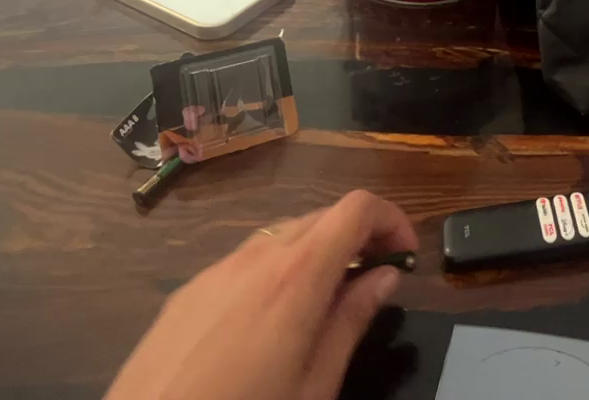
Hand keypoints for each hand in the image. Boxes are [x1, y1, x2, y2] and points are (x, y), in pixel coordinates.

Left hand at [105, 190, 418, 399]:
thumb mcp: (313, 387)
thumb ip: (352, 322)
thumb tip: (385, 276)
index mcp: (297, 275)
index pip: (358, 207)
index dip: (392, 219)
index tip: (404, 257)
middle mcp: (257, 256)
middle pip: (324, 216)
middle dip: (359, 236)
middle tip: (376, 280)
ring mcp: (215, 271)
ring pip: (284, 235)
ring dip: (318, 251)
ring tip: (327, 302)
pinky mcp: (184, 294)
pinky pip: (244, 262)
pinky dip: (275, 270)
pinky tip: (268, 322)